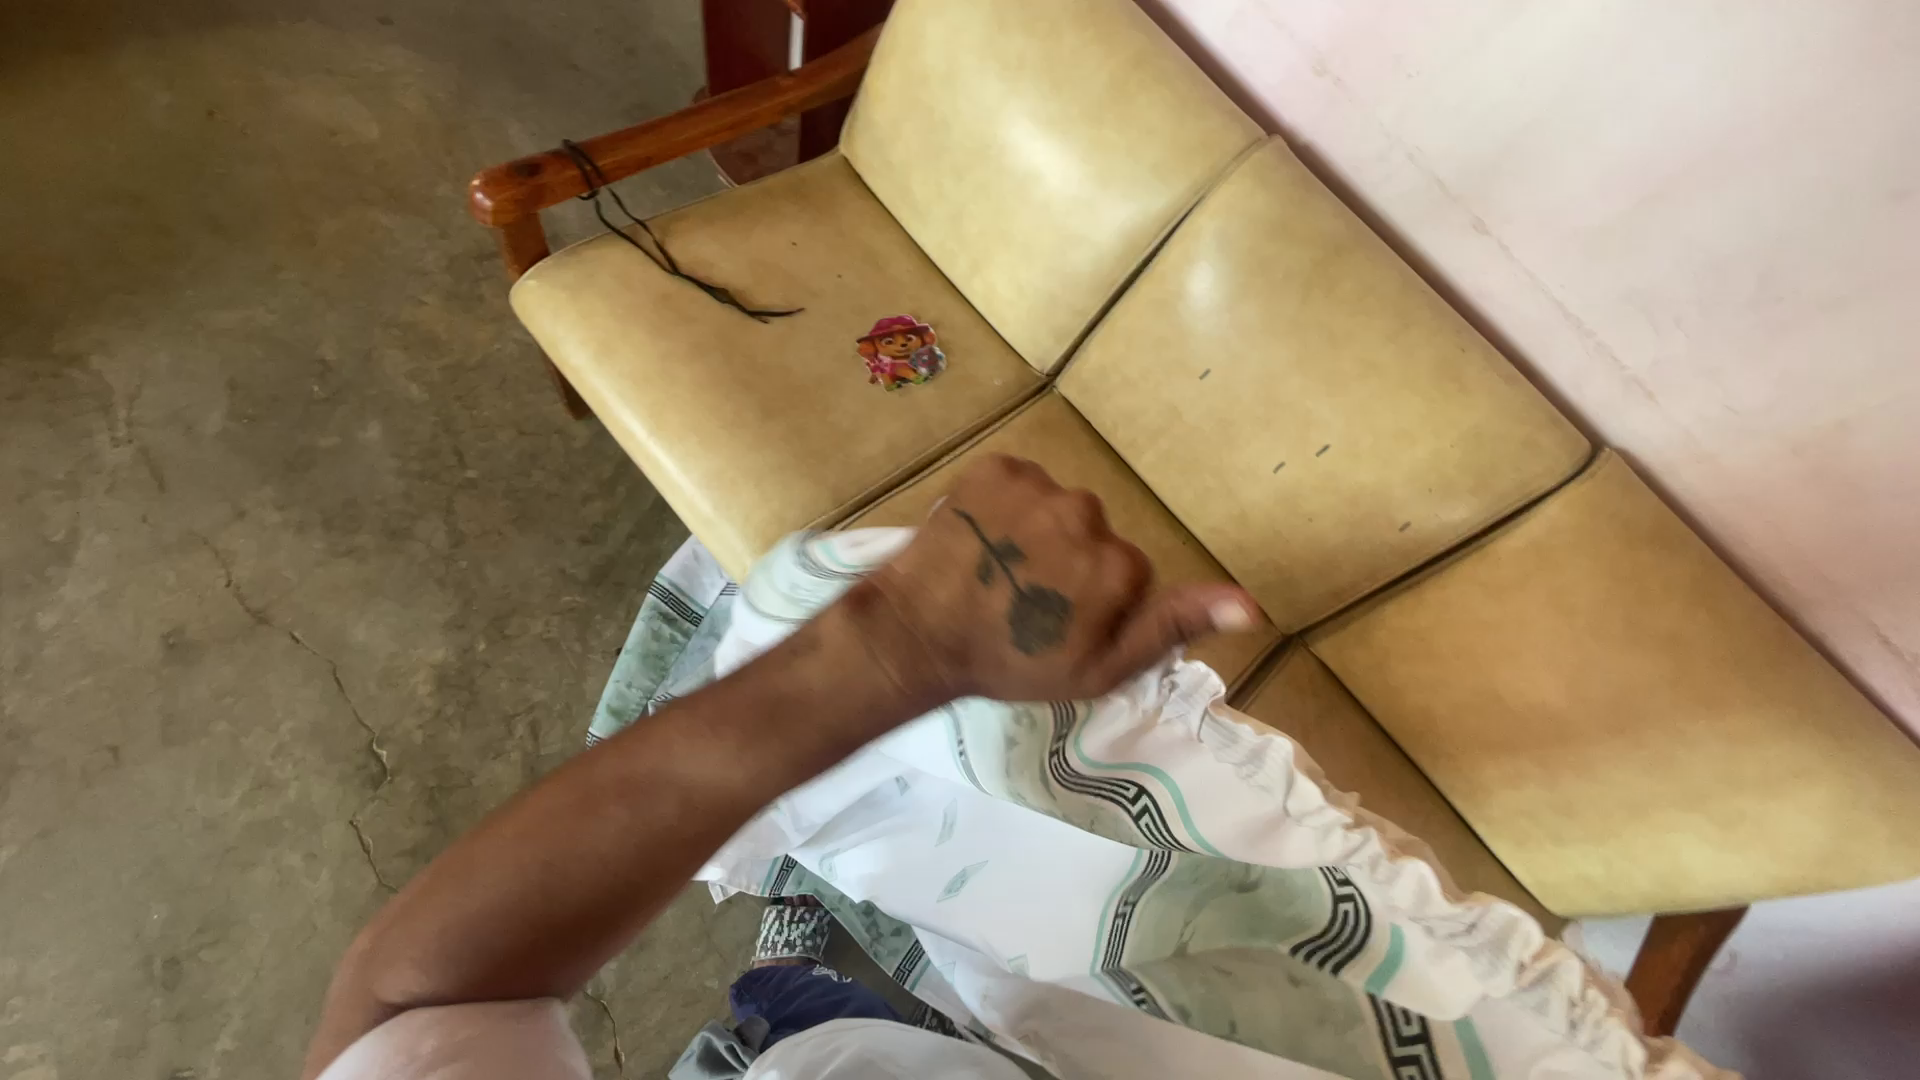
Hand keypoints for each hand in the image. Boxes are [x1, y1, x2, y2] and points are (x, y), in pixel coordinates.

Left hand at [853, 454, 1259, 703]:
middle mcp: (1089, 513)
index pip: (1125, 571)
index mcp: (1120, 565)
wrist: (919, 633)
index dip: (1093, 600)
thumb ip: (1172, 628)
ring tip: (996, 570)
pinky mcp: (995, 467)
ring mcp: (1038, 485)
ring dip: (1033, 531)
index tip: (1056, 622)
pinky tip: (980, 539)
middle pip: (1091, 534)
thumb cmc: (1010, 663)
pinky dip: (1002, 505)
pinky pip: (1016, 483)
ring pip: (1053, 506)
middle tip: (1022, 599)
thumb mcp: (1099, 669)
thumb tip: (1251, 604)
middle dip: (1066, 562)